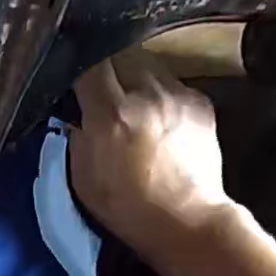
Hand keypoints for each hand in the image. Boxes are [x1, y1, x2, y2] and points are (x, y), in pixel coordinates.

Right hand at [68, 55, 247, 261]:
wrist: (183, 219)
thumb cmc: (124, 206)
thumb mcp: (82, 177)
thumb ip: (76, 137)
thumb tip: (76, 114)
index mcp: (110, 115)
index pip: (90, 67)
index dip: (80, 71)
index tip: (75, 83)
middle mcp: (146, 94)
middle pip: (122, 56)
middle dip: (108, 70)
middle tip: (102, 93)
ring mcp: (178, 94)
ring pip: (149, 65)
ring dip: (135, 79)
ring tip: (131, 105)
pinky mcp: (200, 101)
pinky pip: (172, 84)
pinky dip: (159, 95)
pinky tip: (157, 120)